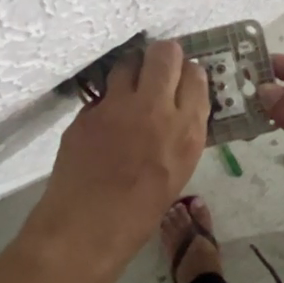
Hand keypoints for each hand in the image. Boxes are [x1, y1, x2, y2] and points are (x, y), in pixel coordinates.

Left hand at [24, 40, 209, 265]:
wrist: (86, 228)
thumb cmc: (139, 215)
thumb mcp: (177, 173)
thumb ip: (179, 136)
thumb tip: (176, 113)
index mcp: (186, 131)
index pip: (196, 77)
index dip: (188, 74)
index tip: (183, 79)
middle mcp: (155, 109)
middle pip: (165, 54)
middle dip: (164, 55)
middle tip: (158, 66)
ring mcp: (117, 107)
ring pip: (128, 62)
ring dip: (132, 69)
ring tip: (129, 86)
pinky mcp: (87, 112)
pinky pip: (102, 94)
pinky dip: (107, 101)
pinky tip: (105, 121)